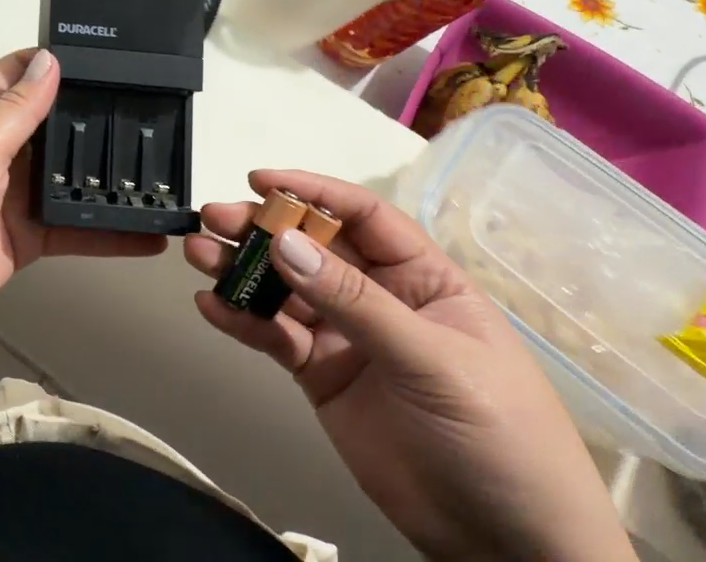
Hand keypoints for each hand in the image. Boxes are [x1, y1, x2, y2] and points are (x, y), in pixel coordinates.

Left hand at [0, 49, 165, 337]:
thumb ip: (13, 112)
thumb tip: (49, 60)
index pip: (13, 76)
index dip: (48, 60)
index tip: (100, 53)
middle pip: (50, 125)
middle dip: (90, 116)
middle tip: (151, 109)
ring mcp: (11, 197)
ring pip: (67, 178)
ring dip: (105, 176)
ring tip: (161, 170)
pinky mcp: (25, 238)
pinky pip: (74, 229)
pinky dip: (108, 232)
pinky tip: (149, 234)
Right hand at [185, 171, 634, 561]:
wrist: (507, 544)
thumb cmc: (500, 439)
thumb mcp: (435, 362)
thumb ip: (356, 303)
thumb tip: (286, 245)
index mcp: (424, 280)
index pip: (364, 217)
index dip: (312, 192)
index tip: (260, 180)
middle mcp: (379, 298)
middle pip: (311, 247)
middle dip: (261, 229)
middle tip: (213, 218)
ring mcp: (346, 337)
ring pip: (283, 288)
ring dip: (241, 269)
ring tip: (198, 256)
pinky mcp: (319, 375)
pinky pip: (273, 337)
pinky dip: (240, 320)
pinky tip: (211, 307)